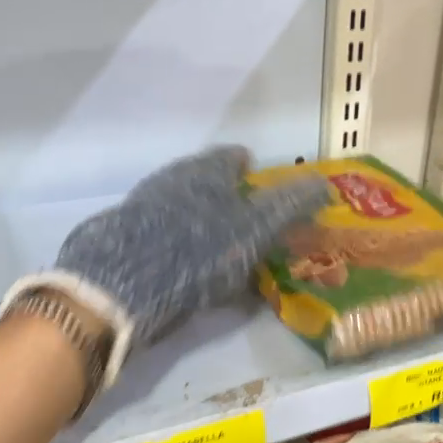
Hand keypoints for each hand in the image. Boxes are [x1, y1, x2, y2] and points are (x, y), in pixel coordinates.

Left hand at [8, 146, 329, 382]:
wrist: (121, 284)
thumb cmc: (199, 250)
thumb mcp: (256, 229)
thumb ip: (288, 206)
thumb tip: (322, 184)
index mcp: (205, 171)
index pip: (231, 158)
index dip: (248, 169)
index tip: (257, 181)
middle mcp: (171, 179)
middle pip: (202, 181)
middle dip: (222, 196)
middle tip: (241, 218)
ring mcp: (142, 207)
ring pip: (178, 207)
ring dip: (197, 221)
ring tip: (213, 246)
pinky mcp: (122, 238)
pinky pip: (158, 235)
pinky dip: (175, 244)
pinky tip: (182, 266)